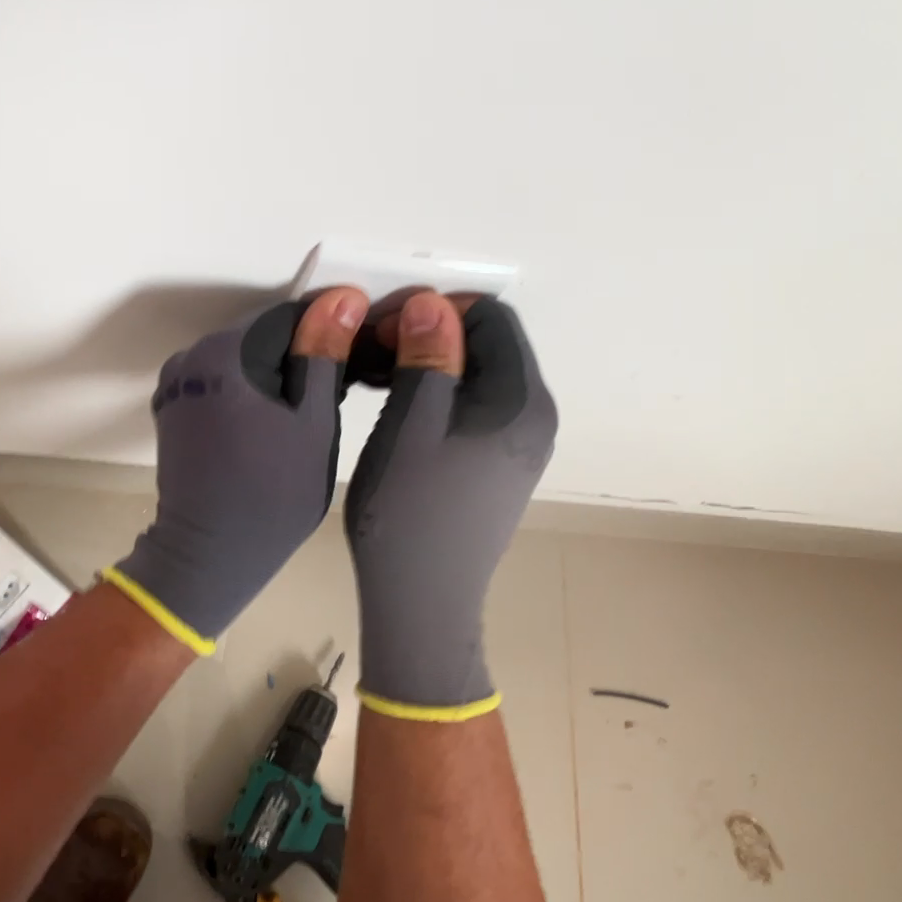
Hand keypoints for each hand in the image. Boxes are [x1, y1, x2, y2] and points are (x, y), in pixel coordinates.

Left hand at [108, 286, 369, 653]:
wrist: (208, 557)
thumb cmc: (270, 496)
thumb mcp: (312, 422)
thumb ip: (325, 354)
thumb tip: (343, 298)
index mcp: (220, 353)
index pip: (289, 315)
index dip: (335, 325)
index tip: (372, 346)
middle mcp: (189, 358)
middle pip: (263, 336)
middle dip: (309, 349)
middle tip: (359, 376)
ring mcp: (177, 385)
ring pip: (245, 360)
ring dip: (284, 371)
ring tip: (331, 397)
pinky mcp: (176, 410)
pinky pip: (225, 384)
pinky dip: (256, 390)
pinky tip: (289, 414)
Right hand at [343, 291, 557, 717]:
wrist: (423, 599)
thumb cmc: (410, 513)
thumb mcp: (412, 426)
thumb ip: (428, 358)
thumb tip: (432, 301)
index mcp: (520, 400)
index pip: (491, 318)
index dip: (434, 311)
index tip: (380, 329)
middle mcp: (532, 417)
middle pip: (486, 345)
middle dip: (426, 334)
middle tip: (368, 350)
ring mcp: (518, 445)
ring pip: (474, 377)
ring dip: (425, 364)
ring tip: (372, 375)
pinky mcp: (497, 467)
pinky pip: (471, 409)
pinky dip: (434, 394)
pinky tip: (393, 406)